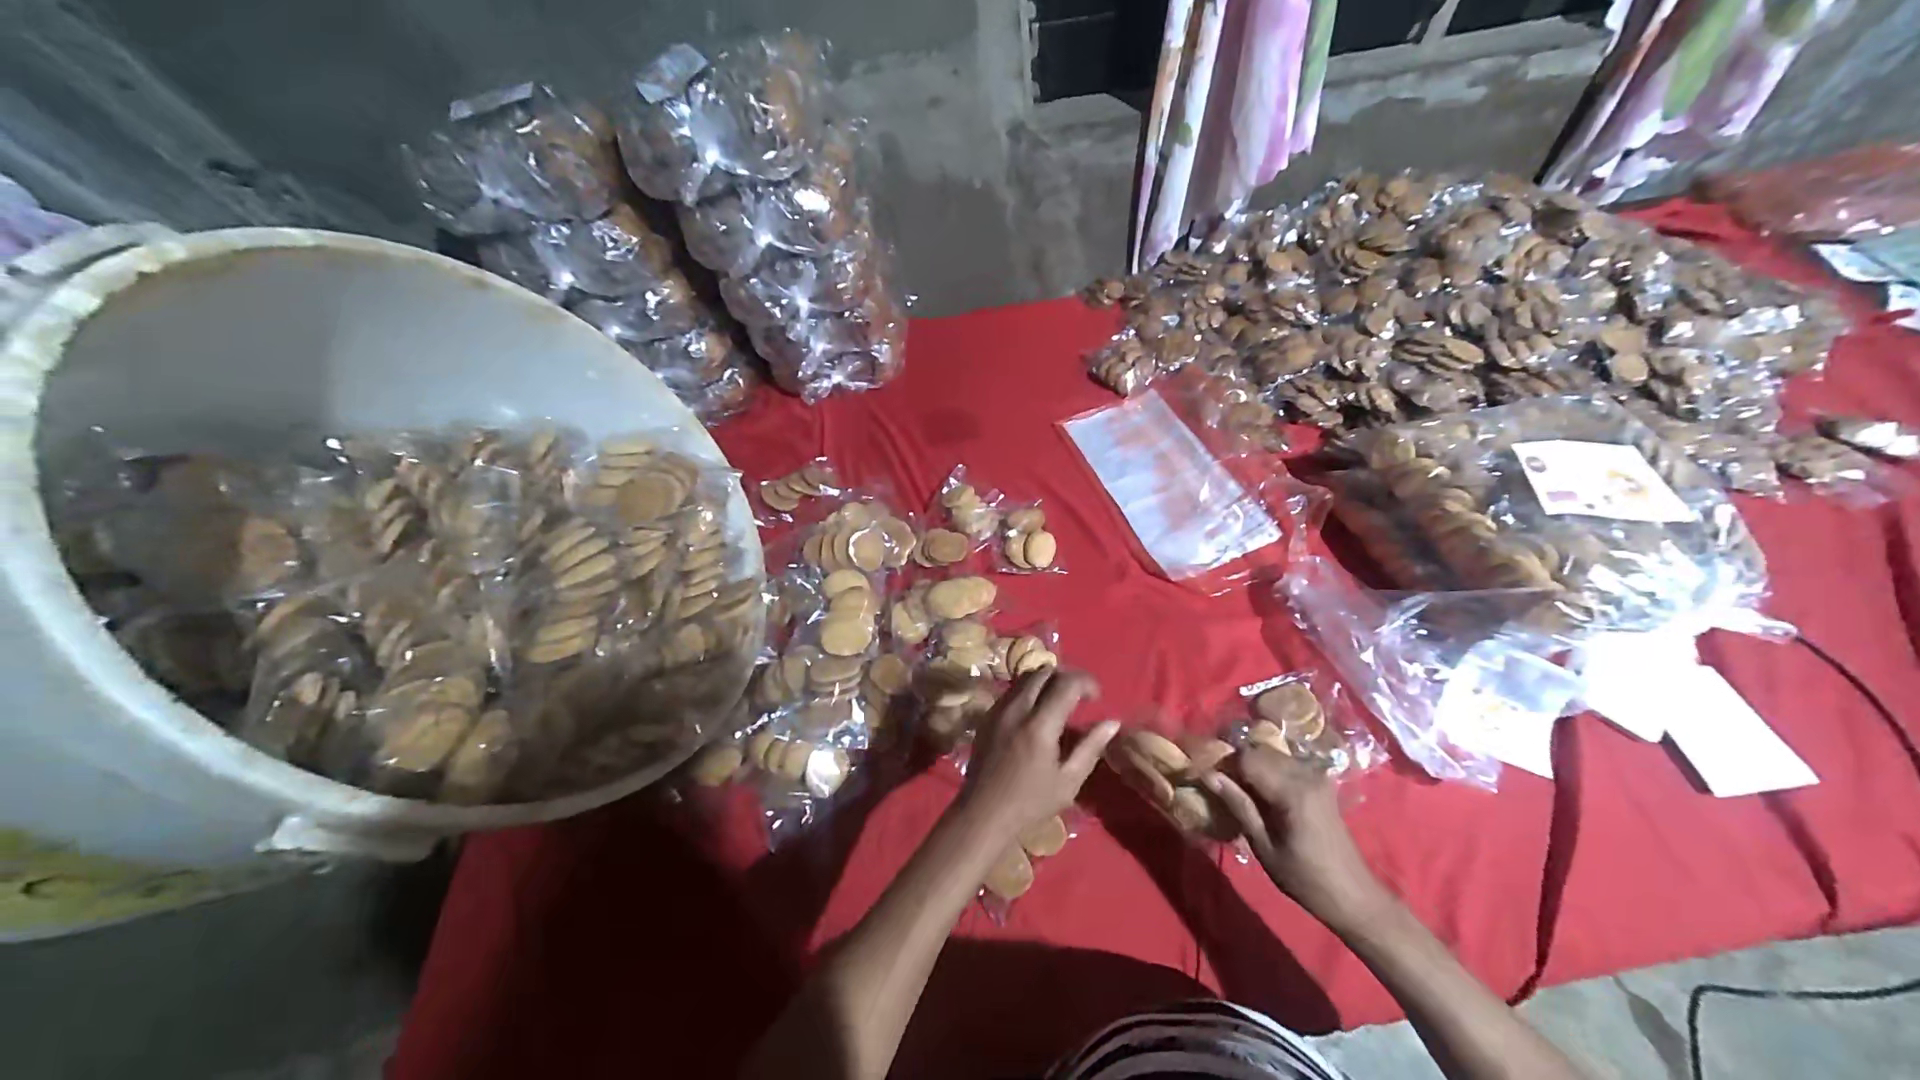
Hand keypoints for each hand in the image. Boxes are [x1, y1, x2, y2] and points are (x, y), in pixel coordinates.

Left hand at [957, 668, 1118, 841]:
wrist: (983, 812)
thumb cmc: (1030, 802)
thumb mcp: (1069, 781)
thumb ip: (1091, 747)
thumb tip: (1112, 722)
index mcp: (1040, 725)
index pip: (1066, 683)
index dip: (1086, 682)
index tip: (1096, 698)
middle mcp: (1016, 709)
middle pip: (1044, 672)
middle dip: (1066, 677)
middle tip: (1079, 697)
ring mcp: (998, 710)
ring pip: (1025, 677)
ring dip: (1046, 681)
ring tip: (1059, 702)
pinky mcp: (986, 716)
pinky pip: (1011, 691)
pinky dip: (1028, 691)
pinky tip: (1036, 713)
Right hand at [1200, 746, 1387, 924]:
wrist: (1353, 895)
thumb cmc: (1305, 878)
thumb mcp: (1264, 846)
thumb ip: (1238, 805)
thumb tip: (1208, 775)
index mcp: (1293, 791)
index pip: (1247, 757)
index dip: (1222, 762)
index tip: (1204, 775)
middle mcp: (1307, 774)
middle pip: (1259, 750)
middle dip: (1235, 761)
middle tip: (1216, 781)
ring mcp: (1317, 776)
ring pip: (1271, 754)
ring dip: (1250, 764)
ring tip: (1235, 788)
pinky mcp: (1320, 782)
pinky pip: (1285, 763)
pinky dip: (1267, 770)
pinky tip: (1259, 791)